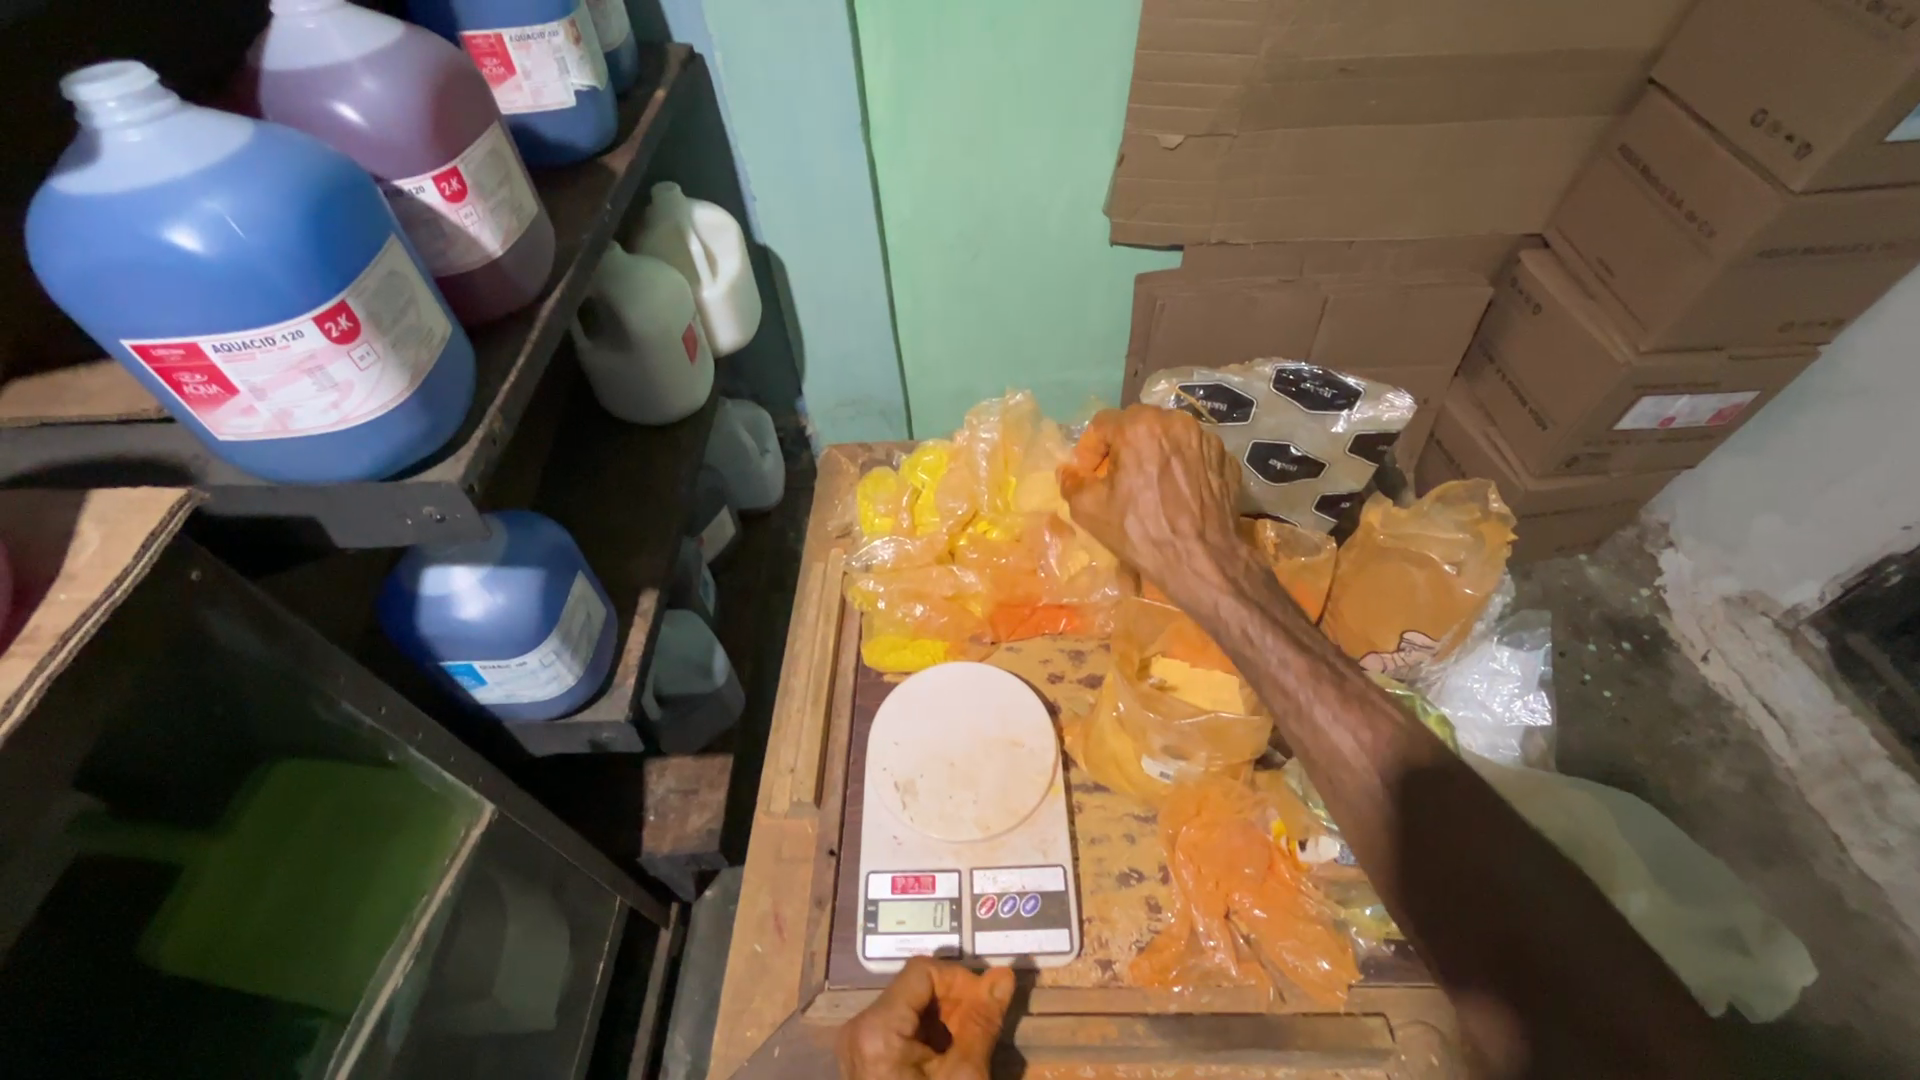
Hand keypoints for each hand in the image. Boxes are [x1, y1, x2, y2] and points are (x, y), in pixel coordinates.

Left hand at [837, 957, 1014, 1079]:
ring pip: (911, 1008)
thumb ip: (982, 1021)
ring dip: (947, 1019)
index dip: (960, 980)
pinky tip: (952, 1059)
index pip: (923, 971)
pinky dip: (931, 1037)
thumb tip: (1004, 975)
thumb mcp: (964, 1078)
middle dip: (956, 1002)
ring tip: (972, 1047)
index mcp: (876, 1028)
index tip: (989, 1004)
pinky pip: (901, 1030)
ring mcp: (858, 1047)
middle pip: (915, 989)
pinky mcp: (865, 1062)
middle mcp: (858, 1029)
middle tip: (986, 1028)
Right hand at [1058, 406, 1253, 609]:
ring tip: (1149, 484)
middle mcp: (1175, 422)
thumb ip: (1072, 483)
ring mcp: (1206, 439)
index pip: (1102, 423)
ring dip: (1153, 453)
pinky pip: (1194, 454)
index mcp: (1139, 427)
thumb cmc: (1140, 531)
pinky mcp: (1226, 459)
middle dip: (1122, 447)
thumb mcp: (1089, 510)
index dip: (1089, 448)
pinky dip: (1181, 466)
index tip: (1088, 474)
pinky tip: (1176, 494)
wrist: (1200, 558)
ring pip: (1169, 436)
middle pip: (1138, 425)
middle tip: (1116, 477)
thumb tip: (1067, 472)